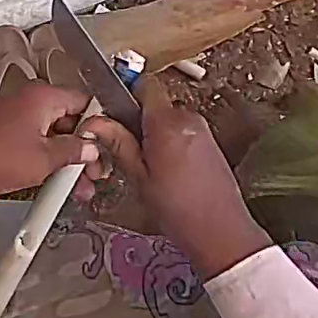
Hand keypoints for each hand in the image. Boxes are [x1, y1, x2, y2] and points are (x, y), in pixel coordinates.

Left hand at [0, 80, 104, 196]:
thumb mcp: (44, 160)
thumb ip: (73, 151)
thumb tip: (90, 148)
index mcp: (43, 97)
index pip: (85, 102)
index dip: (98, 126)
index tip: (104, 148)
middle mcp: (29, 99)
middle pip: (69, 118)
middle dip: (82, 147)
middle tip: (90, 174)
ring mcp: (14, 112)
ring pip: (51, 131)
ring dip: (63, 155)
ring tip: (72, 185)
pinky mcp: (2, 128)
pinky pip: (33, 137)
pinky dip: (44, 155)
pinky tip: (50, 178)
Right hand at [83, 76, 271, 277]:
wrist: (221, 232)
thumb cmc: (179, 209)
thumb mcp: (138, 177)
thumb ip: (118, 143)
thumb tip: (96, 122)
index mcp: (166, 123)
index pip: (145, 85)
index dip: (126, 94)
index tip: (113, 111)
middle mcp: (188, 119)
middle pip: (155, 104)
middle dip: (138, 121)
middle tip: (126, 148)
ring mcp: (202, 130)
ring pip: (167, 119)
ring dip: (154, 133)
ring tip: (148, 165)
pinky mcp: (210, 142)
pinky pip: (182, 131)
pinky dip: (170, 142)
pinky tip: (166, 170)